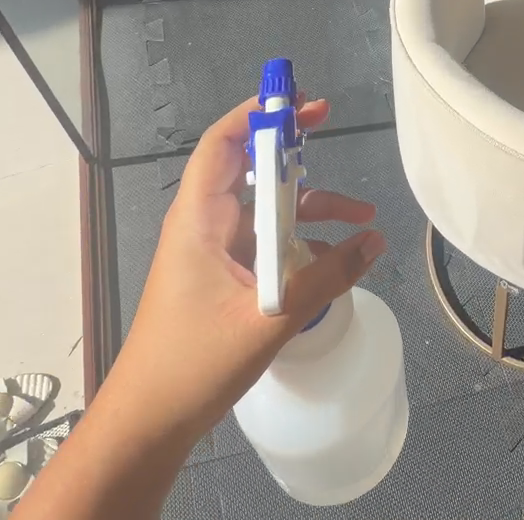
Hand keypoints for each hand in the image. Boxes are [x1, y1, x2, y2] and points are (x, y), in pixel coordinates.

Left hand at [105, 96, 386, 441]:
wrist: (148, 425)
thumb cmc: (193, 365)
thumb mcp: (269, 320)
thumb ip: (327, 278)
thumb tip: (375, 242)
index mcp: (199, 222)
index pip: (221, 145)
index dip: (256, 114)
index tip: (297, 100)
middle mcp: (206, 226)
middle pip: (248, 165)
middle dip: (290, 142)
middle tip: (326, 118)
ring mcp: (216, 251)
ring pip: (268, 207)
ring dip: (312, 203)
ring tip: (363, 216)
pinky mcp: (227, 275)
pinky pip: (271, 241)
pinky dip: (305, 241)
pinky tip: (339, 259)